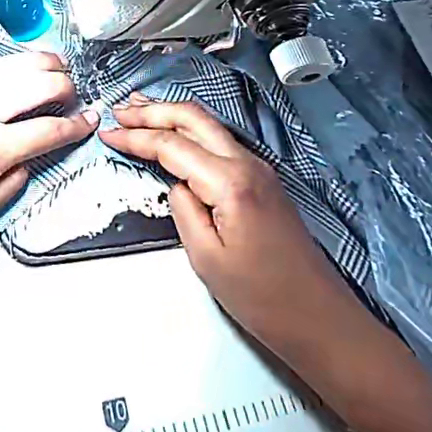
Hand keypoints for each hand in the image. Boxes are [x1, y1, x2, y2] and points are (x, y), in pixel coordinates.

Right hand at [99, 97, 374, 352]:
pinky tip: (174, 133)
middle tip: (119, 111)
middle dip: (152, 110)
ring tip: (138, 109)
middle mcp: (247, 164)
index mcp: (231, 182)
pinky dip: (189, 130)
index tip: (106, 134)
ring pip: (207, 125)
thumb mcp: (206, 258)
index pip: (172, 145)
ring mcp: (259, 169)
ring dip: (171, 114)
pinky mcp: (263, 181)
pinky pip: (218, 141)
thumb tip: (178, 183)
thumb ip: (183, 208)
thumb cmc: (262, 299)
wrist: (324, 323)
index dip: (135, 137)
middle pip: (193, 118)